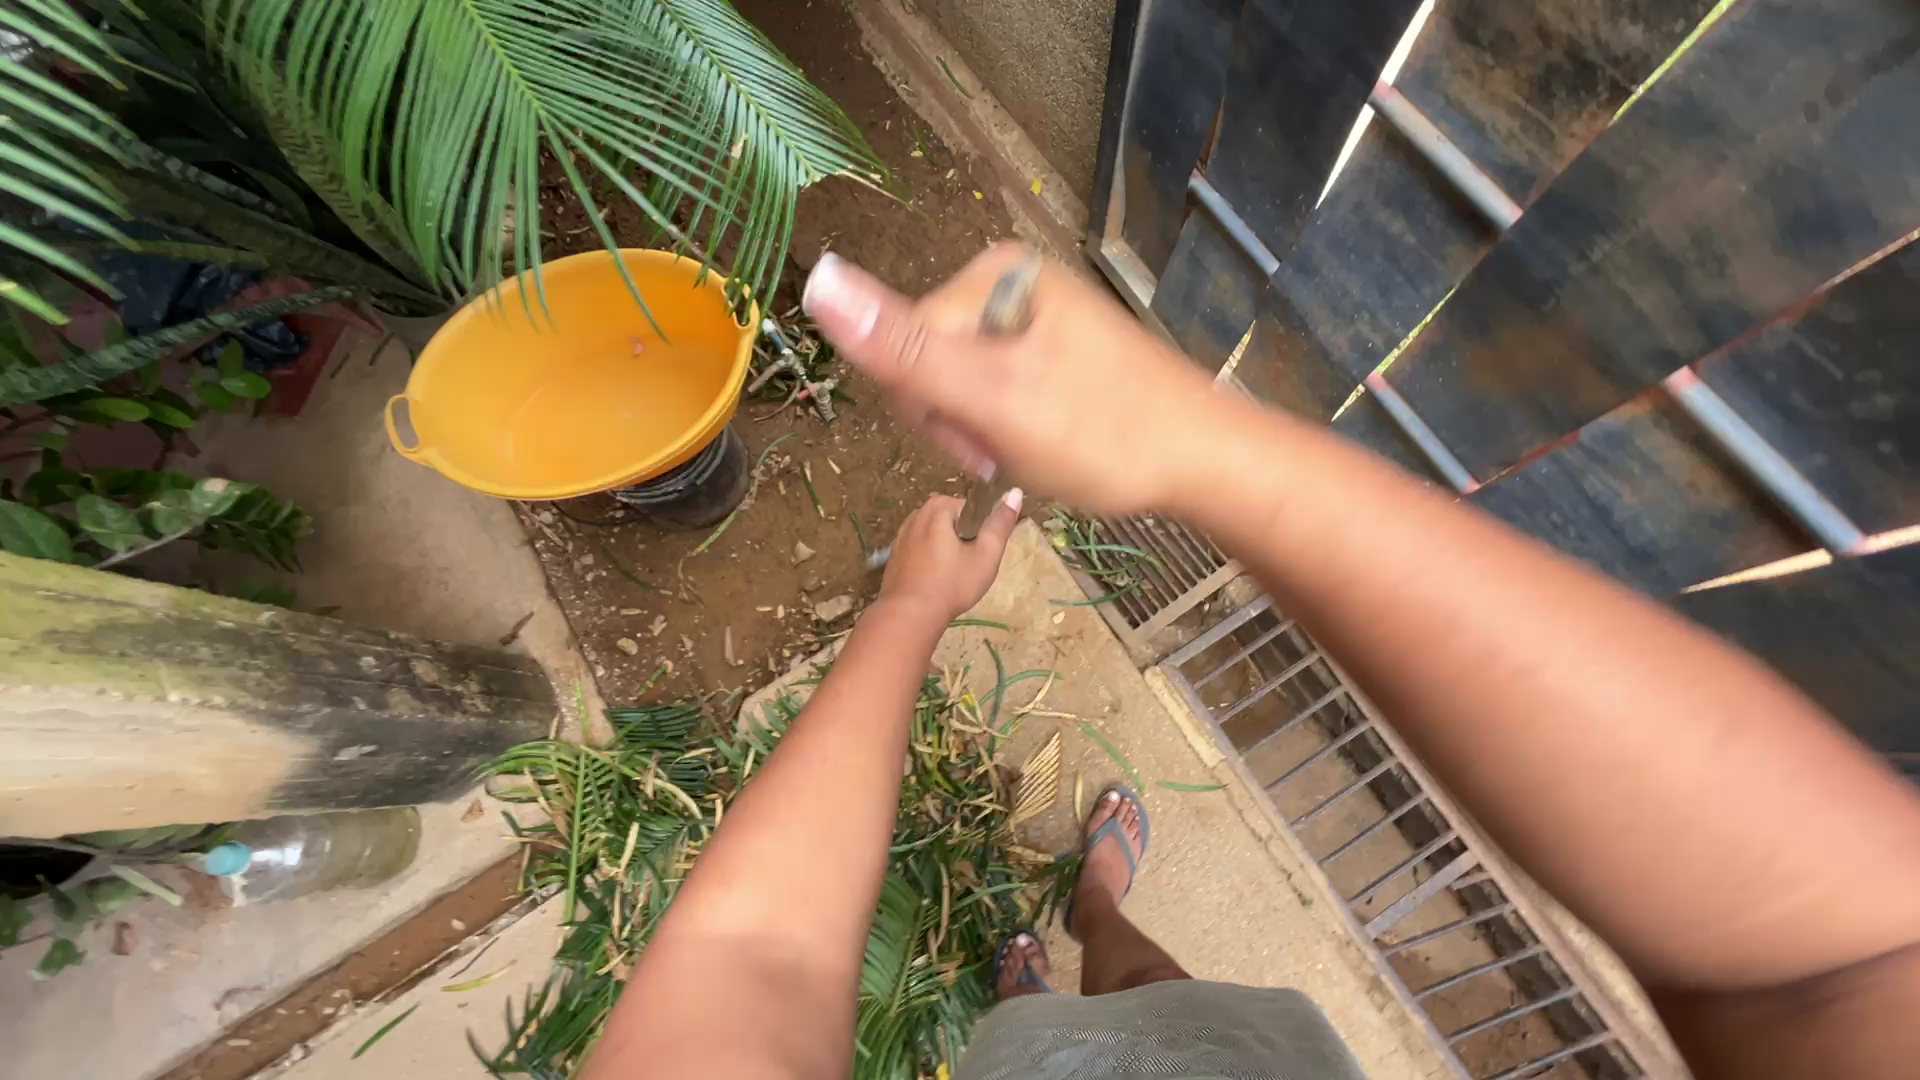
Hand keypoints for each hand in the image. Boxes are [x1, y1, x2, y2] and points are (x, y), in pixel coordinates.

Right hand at [802, 244, 1233, 515]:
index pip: (900, 342)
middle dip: (954, 422)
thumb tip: (817, 278)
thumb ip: (906, 348)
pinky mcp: (1047, 353)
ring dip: (978, 432)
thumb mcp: (994, 396)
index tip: (979, 444)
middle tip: (1003, 453)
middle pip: (927, 361)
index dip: (927, 410)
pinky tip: (1038, 446)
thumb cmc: (1102, 431)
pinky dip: (1003, 429)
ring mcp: (1029, 320)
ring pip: (956, 386)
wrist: (1200, 461)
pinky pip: (991, 393)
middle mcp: (1006, 284)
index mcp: (989, 276)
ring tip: (1025, 455)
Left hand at [877, 492, 1021, 621]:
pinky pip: (920, 550)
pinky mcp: (894, 554)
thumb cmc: (952, 584)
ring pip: (935, 536)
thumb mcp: (986, 555)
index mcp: (938, 508)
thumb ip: (1001, 523)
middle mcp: (916, 514)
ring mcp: (901, 534)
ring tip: (952, 577)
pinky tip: (933, 581)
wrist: (909, 614)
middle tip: (969, 567)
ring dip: (946, 550)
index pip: (972, 509)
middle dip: (963, 540)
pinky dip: (929, 561)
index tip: (981, 554)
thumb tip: (1015, 492)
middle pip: (952, 522)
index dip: (981, 531)